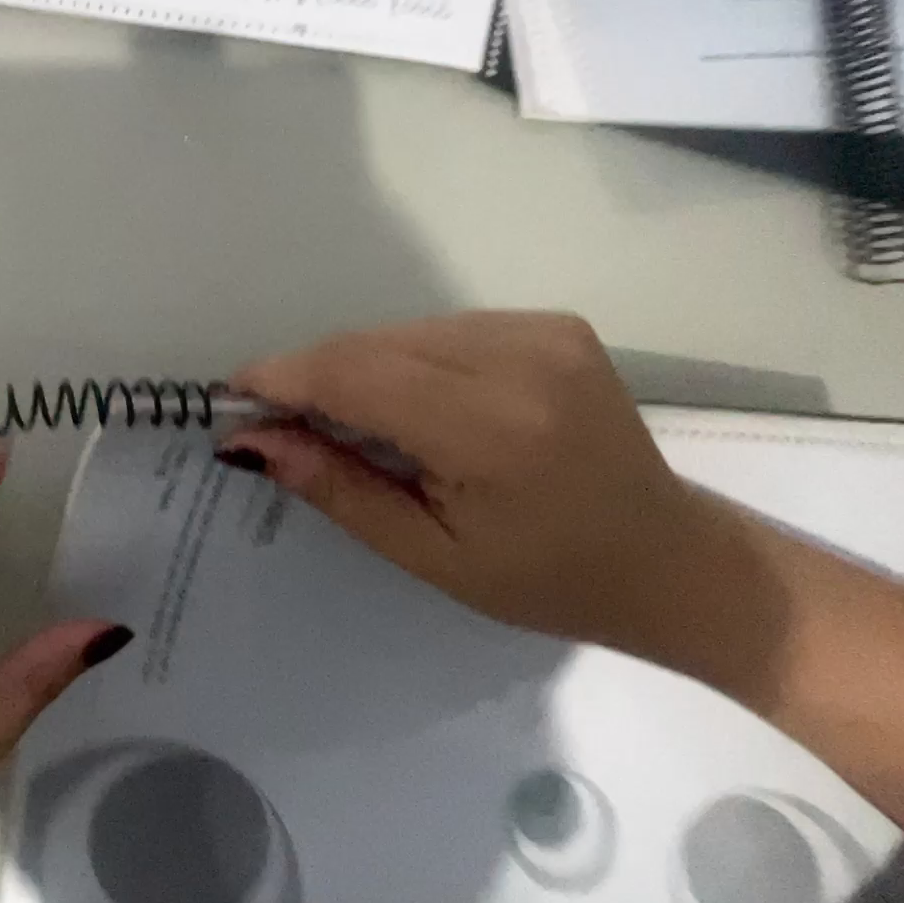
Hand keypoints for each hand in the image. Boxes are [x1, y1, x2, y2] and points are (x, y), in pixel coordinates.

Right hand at [221, 311, 749, 655]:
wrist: (672, 560)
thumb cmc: (546, 580)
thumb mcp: (427, 554)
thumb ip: (337, 487)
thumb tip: (251, 441)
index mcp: (493, 429)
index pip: (355, 376)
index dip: (282, 379)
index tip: (230, 397)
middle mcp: (520, 358)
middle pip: (369, 345)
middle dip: (306, 375)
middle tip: (268, 419)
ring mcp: (540, 330)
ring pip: (395, 332)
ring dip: (347, 367)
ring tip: (330, 417)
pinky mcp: (547, 322)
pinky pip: (433, 330)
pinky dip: (393, 359)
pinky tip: (395, 401)